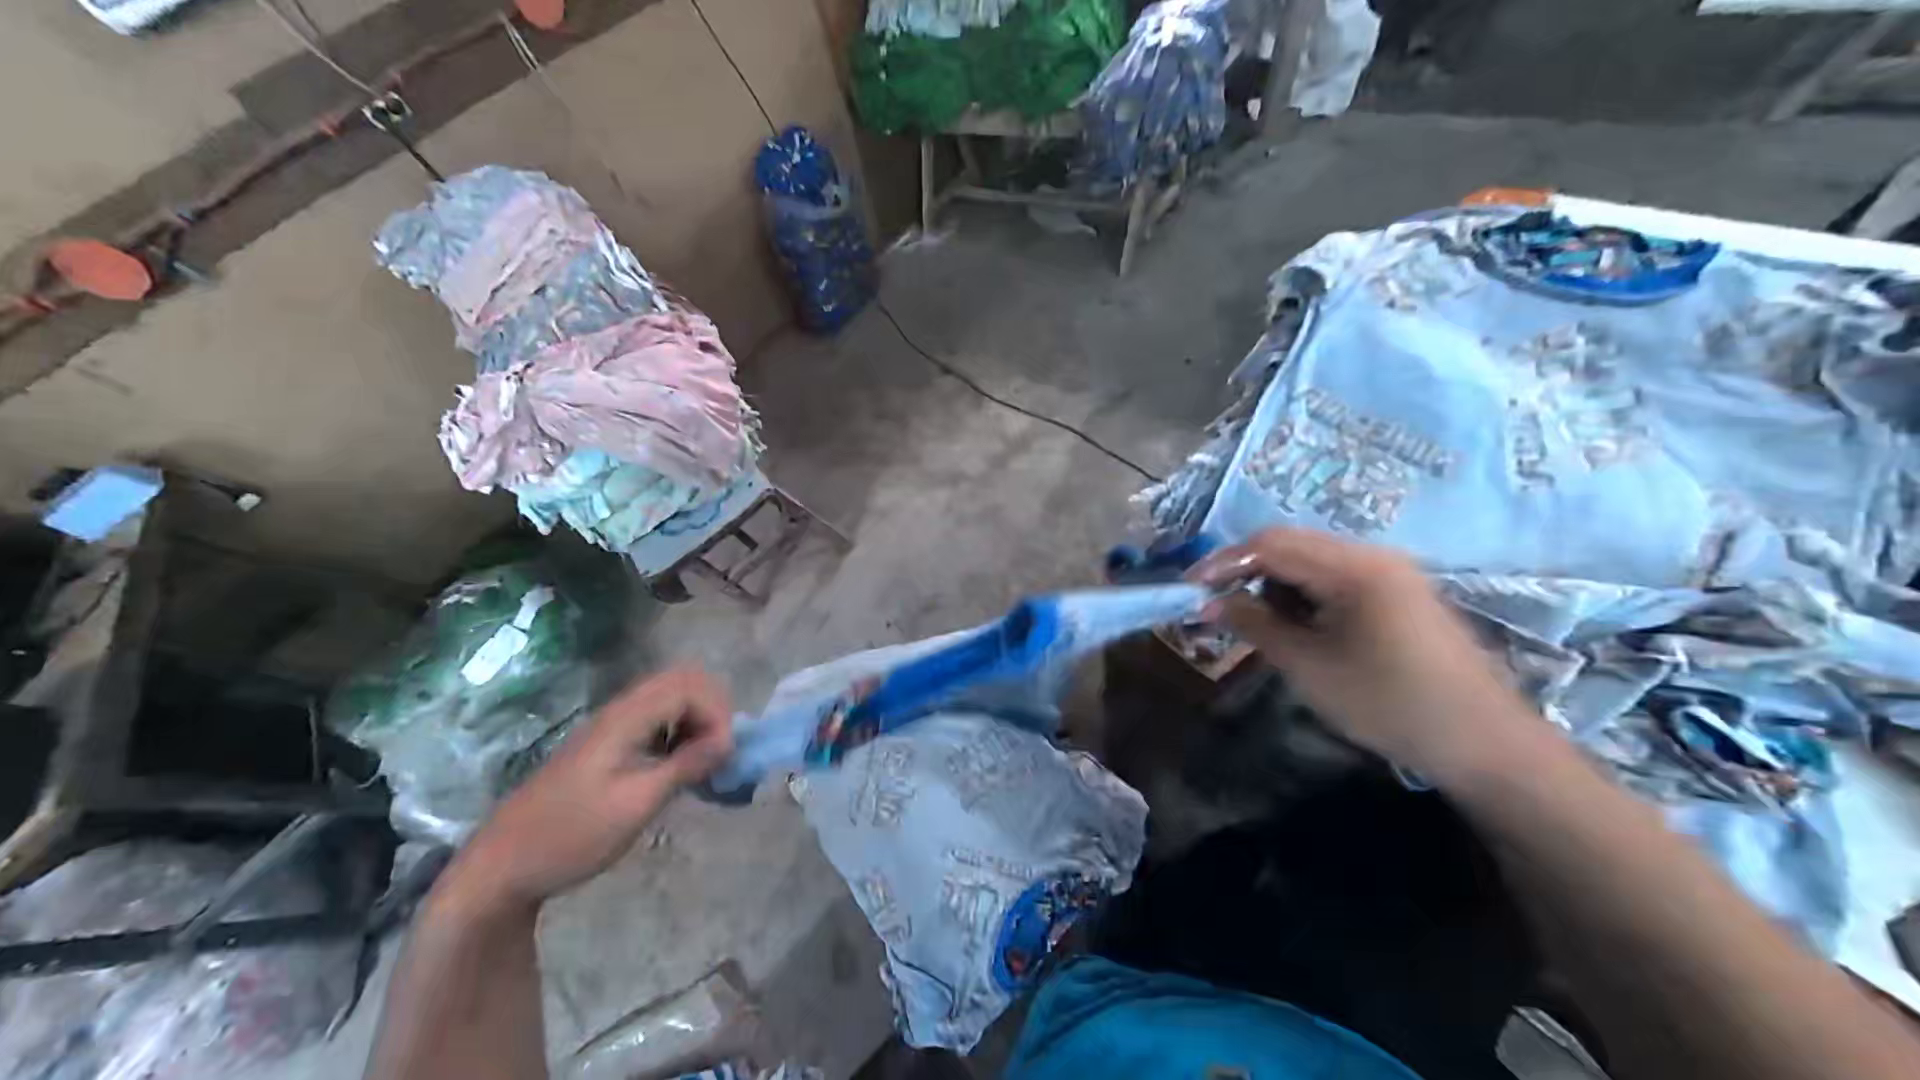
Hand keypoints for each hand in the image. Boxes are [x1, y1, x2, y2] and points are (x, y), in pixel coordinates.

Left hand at [441, 669, 733, 914]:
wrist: (502, 866)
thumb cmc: (571, 836)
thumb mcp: (635, 805)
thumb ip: (685, 766)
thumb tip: (729, 741)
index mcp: (625, 720)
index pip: (689, 687)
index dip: (717, 714)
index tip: (724, 756)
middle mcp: (619, 712)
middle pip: (682, 680)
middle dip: (713, 708)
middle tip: (721, 750)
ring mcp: (611, 726)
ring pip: (670, 696)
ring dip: (697, 718)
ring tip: (704, 759)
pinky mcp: (608, 744)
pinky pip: (656, 718)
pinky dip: (679, 730)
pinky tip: (679, 765)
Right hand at [1190, 528, 1538, 781]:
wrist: (1483, 744)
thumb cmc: (1388, 704)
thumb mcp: (1308, 666)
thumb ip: (1254, 624)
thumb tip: (1209, 602)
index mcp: (1354, 567)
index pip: (1270, 545)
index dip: (1223, 562)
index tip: (1189, 589)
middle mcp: (1372, 555)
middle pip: (1289, 544)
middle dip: (1245, 571)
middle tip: (1214, 604)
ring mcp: (1389, 572)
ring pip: (1310, 559)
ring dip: (1273, 583)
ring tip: (1252, 621)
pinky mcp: (1396, 592)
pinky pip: (1333, 577)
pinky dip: (1302, 594)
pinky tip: (1295, 625)